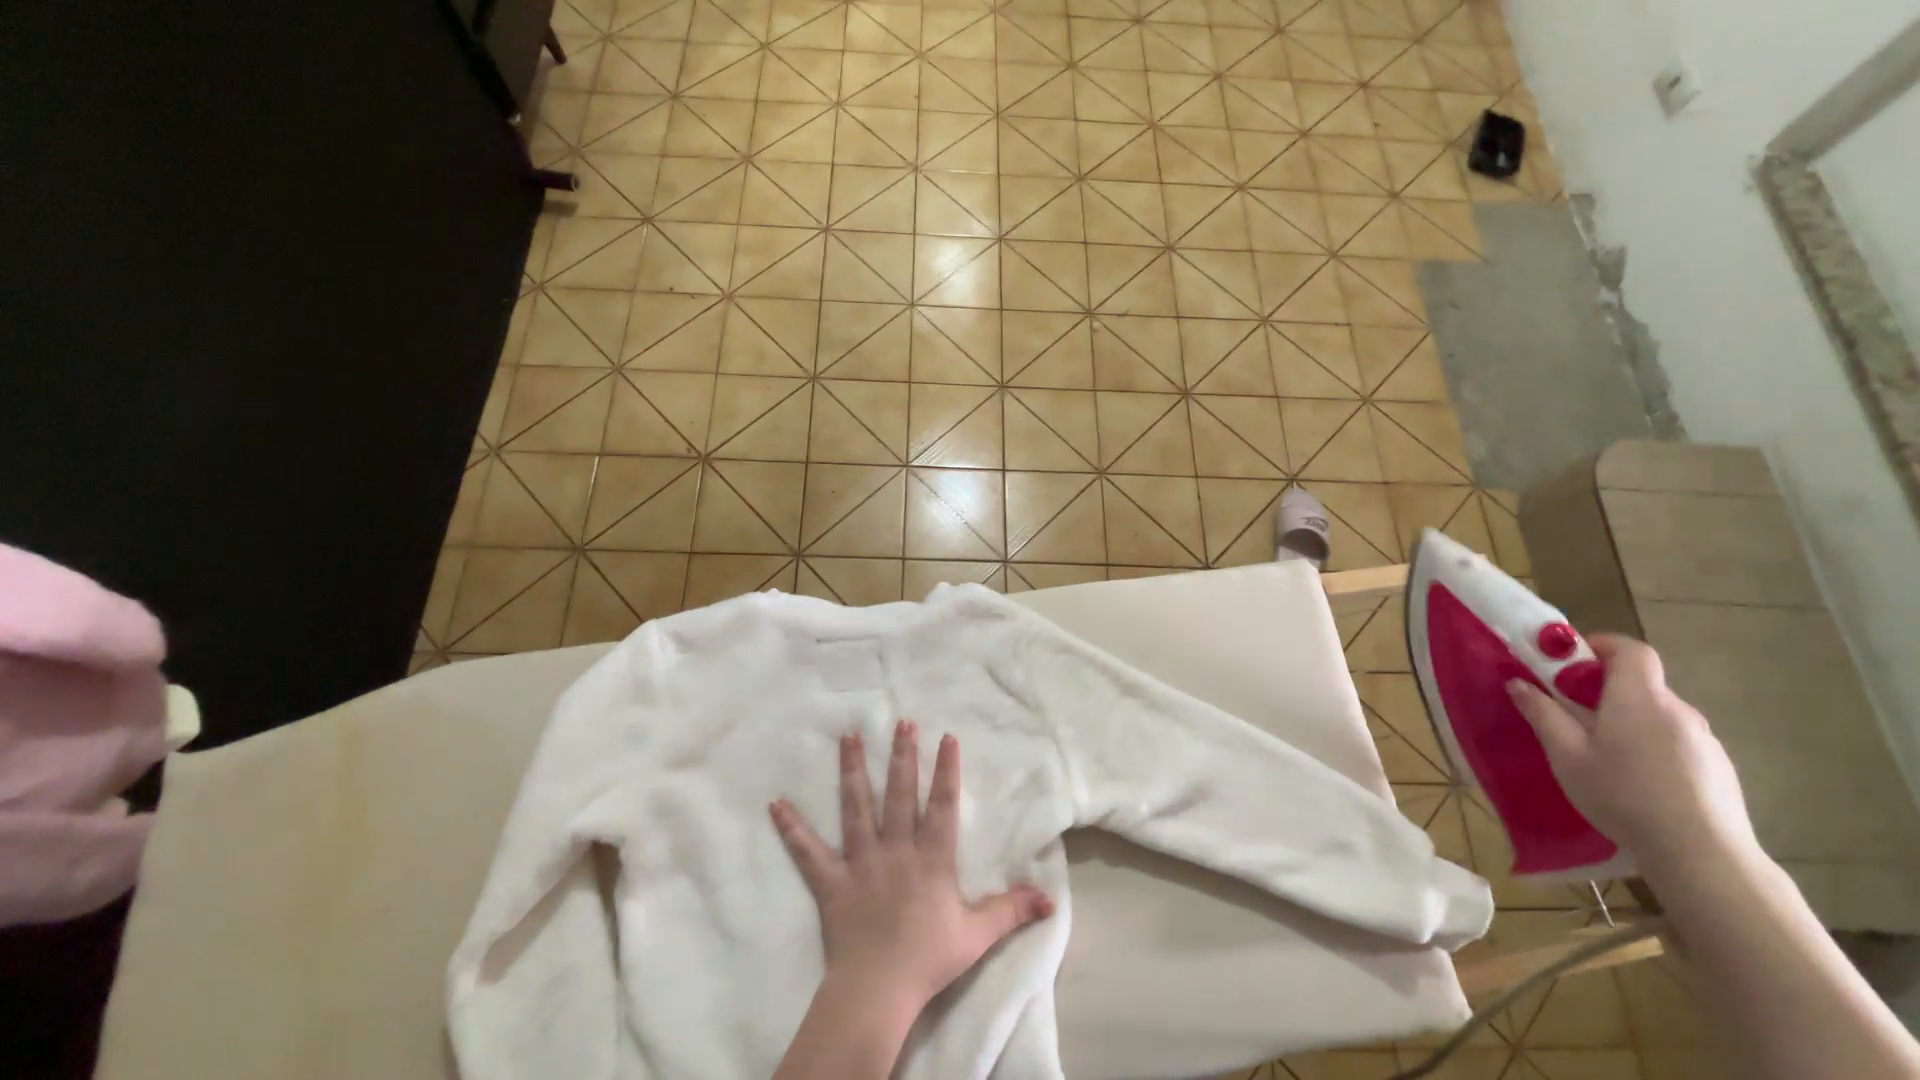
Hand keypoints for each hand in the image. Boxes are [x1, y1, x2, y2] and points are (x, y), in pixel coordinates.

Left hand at [770, 720, 1054, 1016]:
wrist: (878, 988)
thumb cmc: (929, 958)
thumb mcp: (978, 934)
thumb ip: (1012, 910)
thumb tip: (1050, 897)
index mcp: (931, 860)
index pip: (941, 806)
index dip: (945, 771)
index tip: (946, 737)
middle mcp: (895, 850)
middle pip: (899, 795)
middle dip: (902, 757)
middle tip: (901, 723)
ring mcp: (860, 863)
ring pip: (855, 808)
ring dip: (852, 771)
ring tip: (848, 737)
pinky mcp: (830, 881)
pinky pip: (808, 851)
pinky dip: (791, 828)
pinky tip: (776, 803)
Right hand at [1507, 634, 1758, 879]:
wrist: (1701, 853)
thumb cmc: (1623, 795)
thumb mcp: (1567, 756)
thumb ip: (1542, 714)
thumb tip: (1518, 682)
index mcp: (1638, 698)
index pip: (1630, 649)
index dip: (1601, 646)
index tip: (1571, 663)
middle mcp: (1676, 709)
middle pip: (1641, 682)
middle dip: (1604, 689)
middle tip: (1573, 716)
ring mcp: (1703, 738)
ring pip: (1657, 714)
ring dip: (1628, 720)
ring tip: (1604, 757)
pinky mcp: (1717, 766)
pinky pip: (1677, 741)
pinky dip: (1653, 746)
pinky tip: (1639, 783)